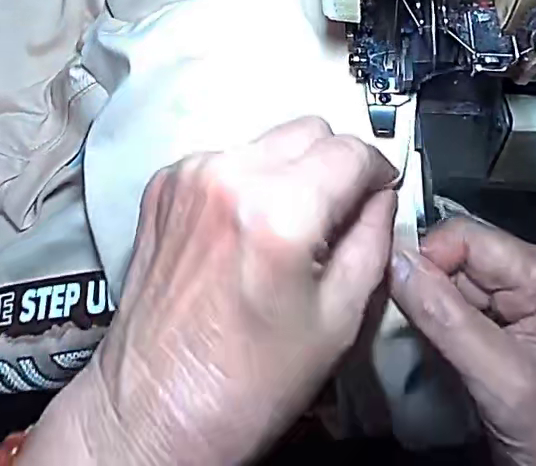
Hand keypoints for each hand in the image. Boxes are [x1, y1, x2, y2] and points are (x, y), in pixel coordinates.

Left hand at [27, 117, 398, 465]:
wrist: (154, 405)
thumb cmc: (243, 384)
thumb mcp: (336, 321)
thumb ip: (372, 242)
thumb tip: (379, 197)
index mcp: (277, 212)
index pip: (348, 150)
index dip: (376, 168)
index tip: (380, 186)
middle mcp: (229, 175)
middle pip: (309, 129)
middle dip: (335, 161)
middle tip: (340, 207)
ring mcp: (190, 173)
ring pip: (268, 139)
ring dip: (291, 169)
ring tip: (288, 224)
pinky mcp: (166, 182)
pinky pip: (228, 157)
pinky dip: (248, 180)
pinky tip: (246, 227)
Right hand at [387, 216, 535, 465]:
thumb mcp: (506, 383)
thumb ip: (447, 319)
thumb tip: (396, 262)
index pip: (471, 237)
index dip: (428, 256)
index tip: (395, 283)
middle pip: (458, 255)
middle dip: (429, 285)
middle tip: (409, 321)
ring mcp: (522, 298)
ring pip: (450, 279)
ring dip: (430, 307)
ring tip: (426, 341)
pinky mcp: (505, 321)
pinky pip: (454, 303)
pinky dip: (437, 322)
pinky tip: (437, 346)